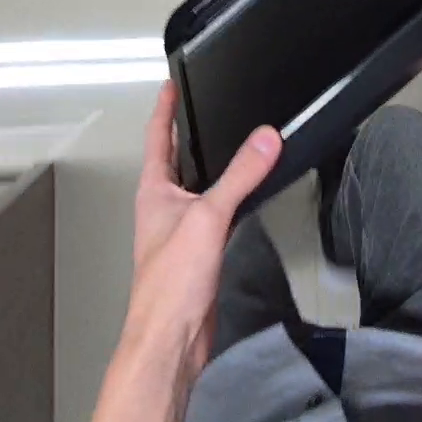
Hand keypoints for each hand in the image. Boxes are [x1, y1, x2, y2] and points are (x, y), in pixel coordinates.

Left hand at [120, 82, 282, 374]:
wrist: (172, 339)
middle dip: (186, 130)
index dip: (165, 107)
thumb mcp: (209, 216)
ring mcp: (179, 228)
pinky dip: (227, 192)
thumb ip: (241, 175)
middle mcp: (163, 204)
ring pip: (195, 183)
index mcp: (154, 189)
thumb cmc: (172, 280)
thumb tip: (267, 136)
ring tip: (225, 137)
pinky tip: (242, 191)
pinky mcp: (198, 249)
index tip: (171, 82)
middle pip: (174, 157)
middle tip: (202, 103)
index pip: (158, 135)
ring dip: (207, 161)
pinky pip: (213, 208)